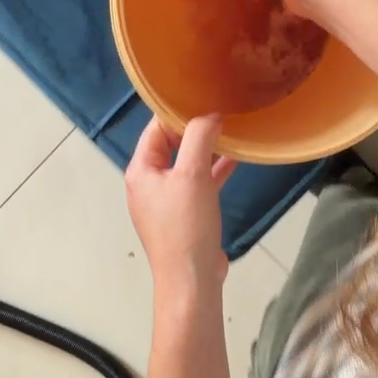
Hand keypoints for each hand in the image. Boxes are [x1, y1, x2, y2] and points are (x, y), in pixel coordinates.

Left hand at [125, 115, 237, 294]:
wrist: (192, 280)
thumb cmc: (186, 224)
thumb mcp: (193, 174)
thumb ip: (200, 137)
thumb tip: (210, 114)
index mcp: (141, 170)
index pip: (155, 128)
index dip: (178, 112)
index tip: (205, 96)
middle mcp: (150, 183)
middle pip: (171, 144)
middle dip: (195, 128)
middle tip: (222, 109)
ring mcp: (167, 201)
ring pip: (187, 163)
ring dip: (207, 148)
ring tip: (231, 129)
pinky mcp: (185, 215)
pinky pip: (199, 183)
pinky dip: (213, 170)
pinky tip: (236, 158)